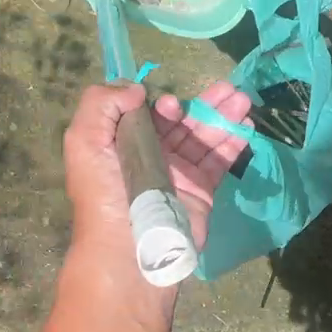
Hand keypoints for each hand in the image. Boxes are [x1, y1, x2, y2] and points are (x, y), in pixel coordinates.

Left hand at [62, 81, 252, 304]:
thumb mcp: (84, 141)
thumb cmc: (104, 192)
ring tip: (245, 99)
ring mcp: (180, 173)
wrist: (129, 244)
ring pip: (206, 137)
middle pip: (184, 122)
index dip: (163, 106)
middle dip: (207, 103)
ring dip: (225, 117)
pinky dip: (234, 143)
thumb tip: (139, 91)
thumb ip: (102, 104)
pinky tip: (246, 126)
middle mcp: (153, 155)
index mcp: (123, 143)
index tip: (173, 105)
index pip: (149, 116)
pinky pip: (220, 161)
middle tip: (231, 88)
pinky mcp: (202, 190)